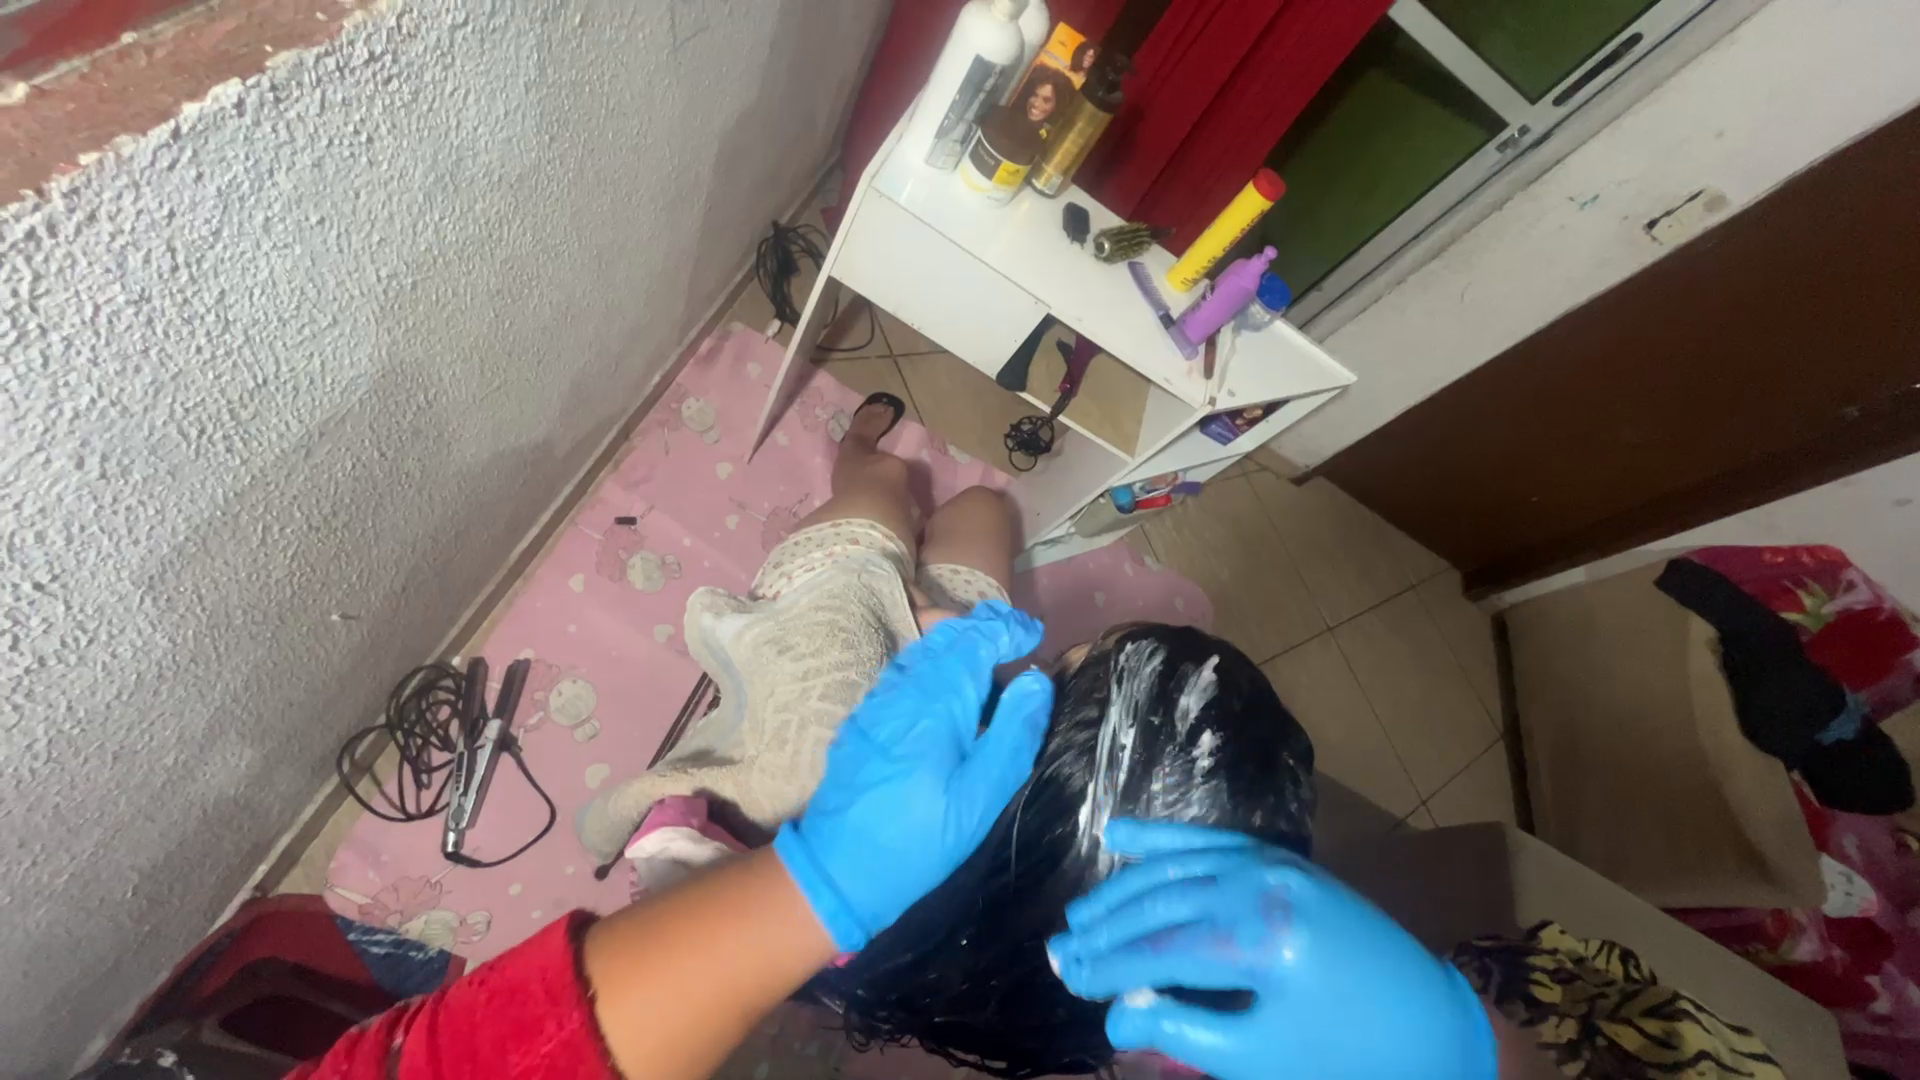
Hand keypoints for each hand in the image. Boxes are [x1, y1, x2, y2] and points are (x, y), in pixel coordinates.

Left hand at [773, 600, 1053, 950]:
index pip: (975, 639)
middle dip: (984, 626)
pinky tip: (950, 690)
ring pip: (923, 650)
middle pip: (946, 635)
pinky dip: (936, 662)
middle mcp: (903, 687)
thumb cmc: (919, 839)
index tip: (1034, 633)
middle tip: (1018, 636)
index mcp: (936, 700)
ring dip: (960, 642)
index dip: (1007, 628)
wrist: (837, 868)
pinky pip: (907, 670)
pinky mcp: (866, 717)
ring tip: (991, 659)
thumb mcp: (980, 798)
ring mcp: (879, 700)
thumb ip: (1014, 734)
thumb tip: (1036, 680)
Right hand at [1047, 820, 1495, 1079]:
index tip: (1065, 978)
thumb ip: (1182, 1030)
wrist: (1430, 1021)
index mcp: (1262, 942)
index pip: (1160, 952)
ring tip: (1079, 914)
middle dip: (1104, 929)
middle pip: (1159, 904)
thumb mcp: (1264, 1060)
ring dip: (1121, 890)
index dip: (1107, 966)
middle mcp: (1258, 885)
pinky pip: (1205, 840)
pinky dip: (1160, 839)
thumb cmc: (1348, 1058)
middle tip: (1058, 949)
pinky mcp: (1275, 854)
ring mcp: (1267, 861)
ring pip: (1173, 868)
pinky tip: (1119, 835)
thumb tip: (1111, 1015)